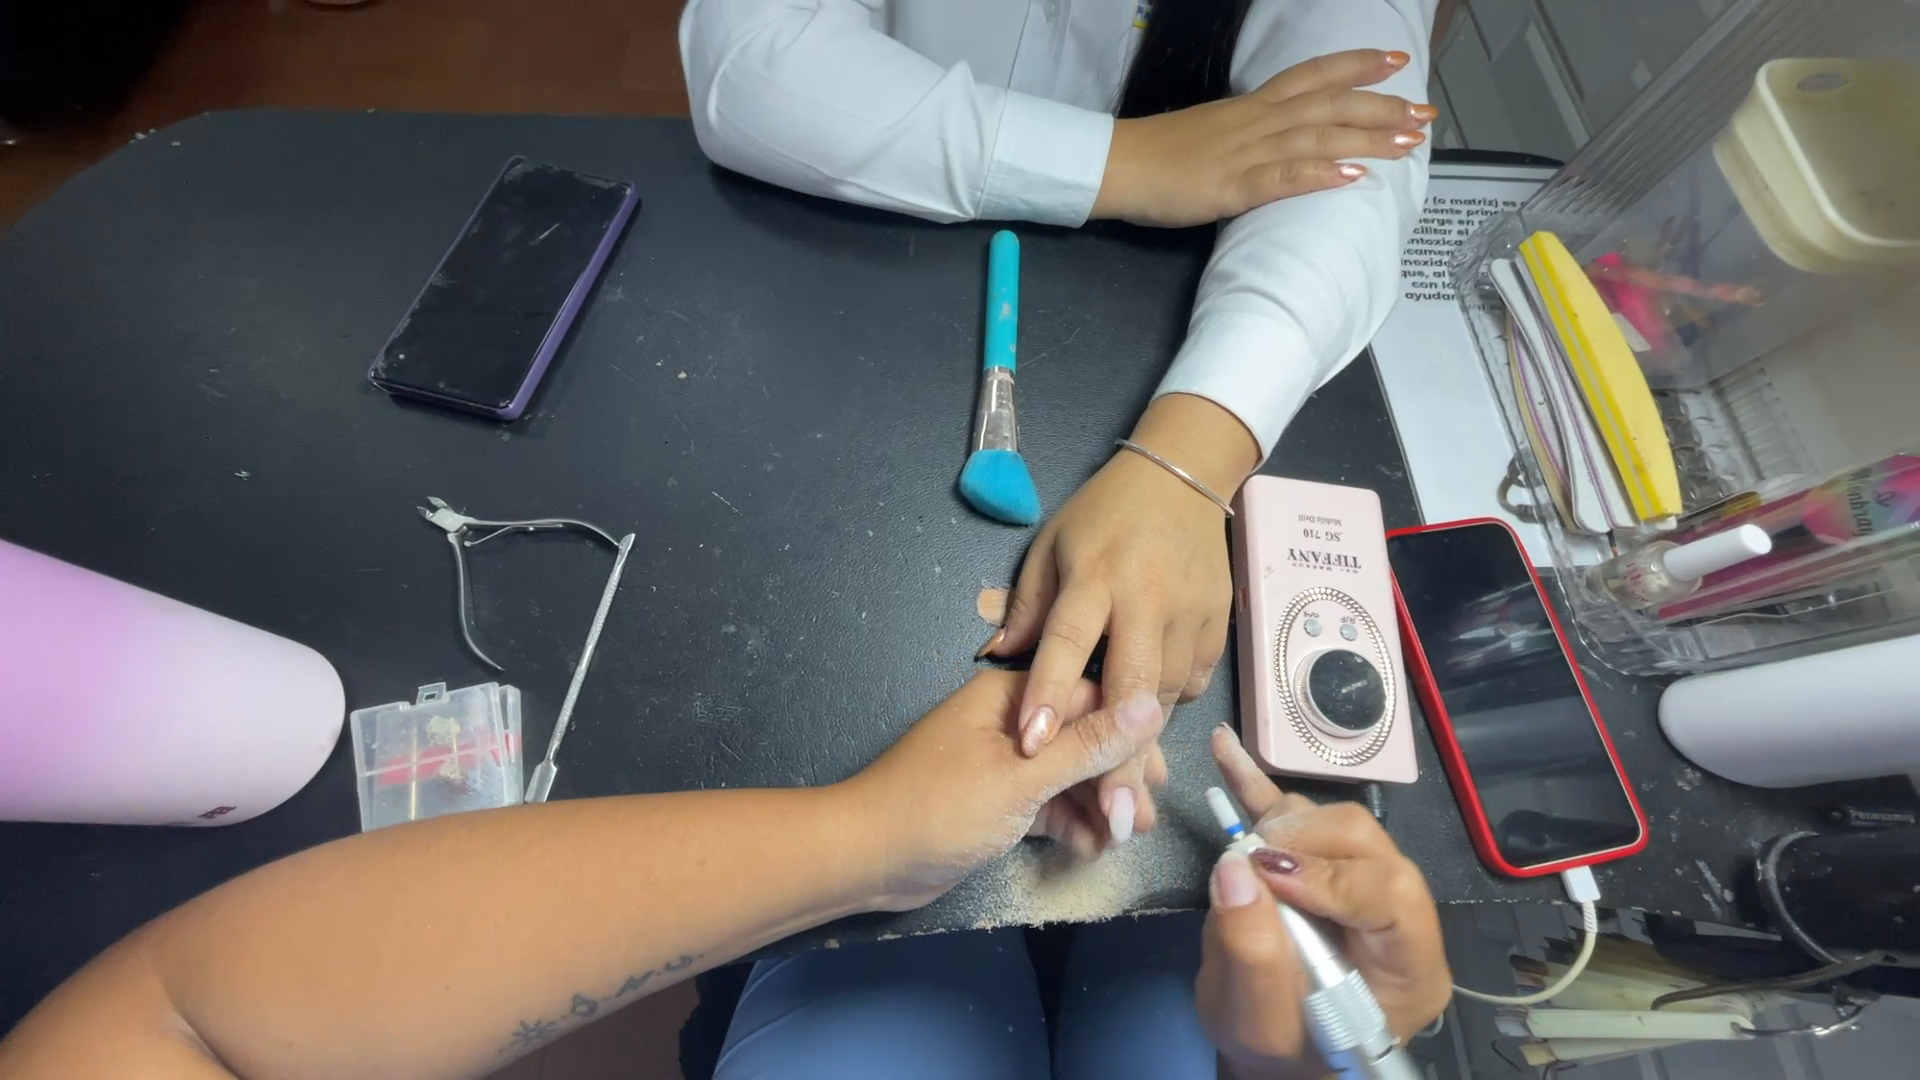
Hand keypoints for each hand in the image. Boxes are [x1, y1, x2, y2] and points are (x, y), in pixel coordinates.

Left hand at [840, 670, 1165, 910]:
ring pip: (1067, 776)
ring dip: (1096, 806)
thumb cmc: (943, 806)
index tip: (1152, 780)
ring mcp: (1005, 762)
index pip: (1087, 701)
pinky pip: (1047, 802)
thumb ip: (1088, 745)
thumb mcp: (1021, 776)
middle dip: (1114, 778)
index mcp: (1012, 696)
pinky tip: (1092, 847)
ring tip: (1126, 838)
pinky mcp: (1000, 799)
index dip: (1125, 739)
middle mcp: (1013, 721)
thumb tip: (1151, 704)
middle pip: (1081, 740)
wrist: (869, 856)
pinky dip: (1069, 822)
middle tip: (1144, 817)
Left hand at [982, 394, 1254, 853]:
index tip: (1031, 743)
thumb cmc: (1102, 514)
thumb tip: (1000, 654)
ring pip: (1168, 692)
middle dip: (1118, 750)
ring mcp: (1192, 610)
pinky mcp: (1223, 621)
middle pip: (1133, 683)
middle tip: (1106, 809)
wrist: (1179, 477)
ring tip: (1123, 771)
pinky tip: (1150, 709)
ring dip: (1143, 734)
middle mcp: (1146, 597)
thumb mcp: (1052, 547)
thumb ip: (1029, 604)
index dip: (1049, 694)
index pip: (1067, 641)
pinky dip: (1171, 702)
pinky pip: (1195, 680)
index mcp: (1094, 575)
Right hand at [1094, 48, 1434, 227]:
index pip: (1312, 78)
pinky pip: (1280, 177)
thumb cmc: (1156, 155)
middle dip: (1380, 108)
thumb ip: (1241, 140)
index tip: (1395, 63)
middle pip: (1328, 107)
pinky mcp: (1230, 186)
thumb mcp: (1208, 136)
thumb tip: (1265, 151)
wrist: (1119, 165)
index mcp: (1249, 109)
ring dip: (1365, 137)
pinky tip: (1351, 176)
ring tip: (1407, 142)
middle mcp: (1256, 122)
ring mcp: (1245, 153)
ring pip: (1316, 137)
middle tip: (1425, 114)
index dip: (1356, 67)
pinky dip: (1318, 175)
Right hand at [1197, 727, 1450, 1076]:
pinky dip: (1253, 780)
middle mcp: (1395, 911)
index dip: (1328, 875)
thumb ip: (1253, 955)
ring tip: (1239, 844)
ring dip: (1279, 823)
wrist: (1274, 1048)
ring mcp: (1353, 875)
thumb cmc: (1279, 1047)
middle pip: (1364, 841)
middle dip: (1299, 841)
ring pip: (1329, 819)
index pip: (1390, 892)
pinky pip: (1289, 809)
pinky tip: (1223, 746)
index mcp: (1408, 963)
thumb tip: (1236, 864)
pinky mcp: (1310, 857)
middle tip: (1247, 860)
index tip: (1265, 875)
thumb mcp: (1259, 1023)